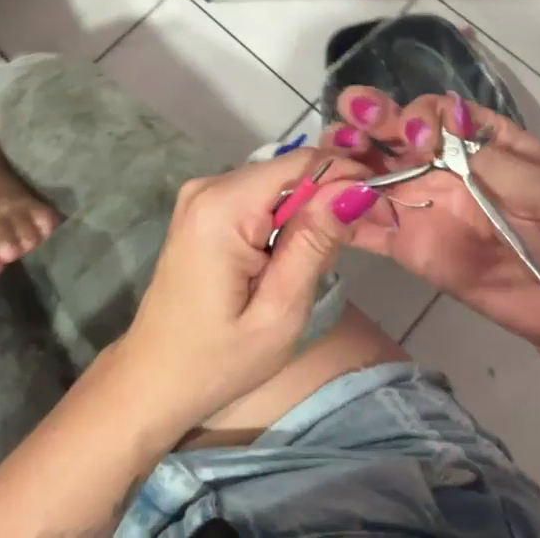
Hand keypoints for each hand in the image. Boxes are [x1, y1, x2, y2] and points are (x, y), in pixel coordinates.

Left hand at [111, 150, 377, 427]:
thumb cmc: (218, 359)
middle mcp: (208, 186)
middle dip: (330, 198)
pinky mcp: (202, 210)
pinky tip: (292, 258)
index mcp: (223, 207)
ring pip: (276, 185)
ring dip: (308, 212)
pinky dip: (283, 220)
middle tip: (365, 239)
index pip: (301, 163)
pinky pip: (256, 199)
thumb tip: (355, 188)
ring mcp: (200, 196)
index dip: (347, 176)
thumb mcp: (280, 311)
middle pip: (288, 171)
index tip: (384, 206)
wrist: (155, 376)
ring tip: (328, 258)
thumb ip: (315, 244)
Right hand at [327, 87, 539, 356]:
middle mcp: (439, 166)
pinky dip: (339, 214)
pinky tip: (320, 206)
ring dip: (342, 162)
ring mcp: (419, 205)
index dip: (414, 117)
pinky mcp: (407, 246)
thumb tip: (441, 123)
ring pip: (367, 173)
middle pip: (388, 134)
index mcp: (476, 141)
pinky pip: (365, 226)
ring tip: (325, 162)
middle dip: (362, 123)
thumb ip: (493, 160)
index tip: (416, 139)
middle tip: (348, 129)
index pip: (431, 113)